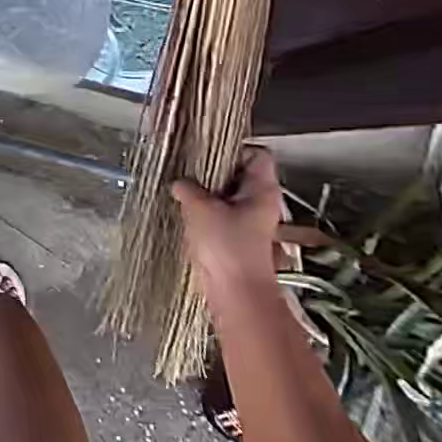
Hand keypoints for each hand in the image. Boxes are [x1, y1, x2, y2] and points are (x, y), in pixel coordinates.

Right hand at [171, 146, 283, 297]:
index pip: (256, 155)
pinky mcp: (236, 238)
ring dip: (206, 193)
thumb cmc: (226, 246)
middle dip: (213, 171)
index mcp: (262, 189)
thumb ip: (187, 189)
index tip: (207, 151)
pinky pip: (220, 215)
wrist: (235, 292)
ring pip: (227, 196)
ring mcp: (249, 221)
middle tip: (188, 170)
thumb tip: (179, 183)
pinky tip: (186, 214)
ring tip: (182, 191)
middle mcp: (261, 202)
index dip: (233, 148)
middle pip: (239, 174)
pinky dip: (205, 212)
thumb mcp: (200, 209)